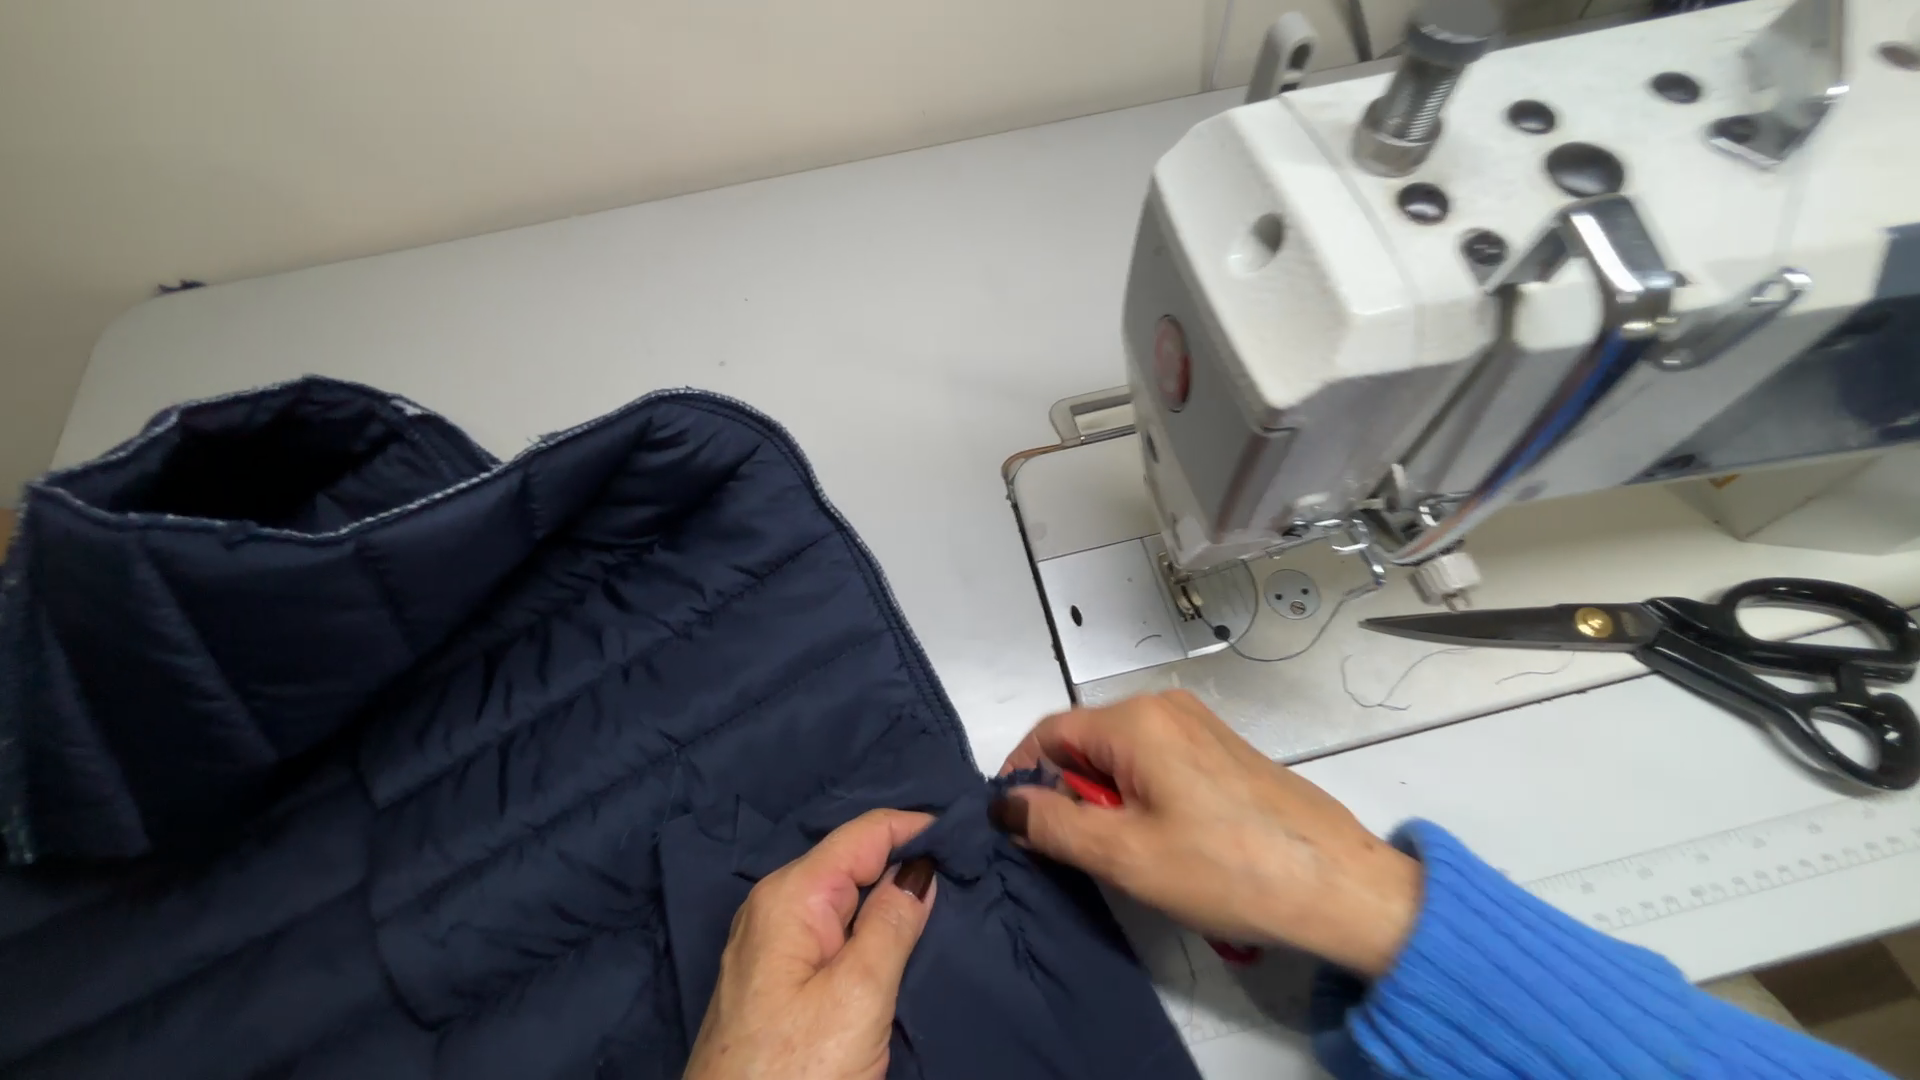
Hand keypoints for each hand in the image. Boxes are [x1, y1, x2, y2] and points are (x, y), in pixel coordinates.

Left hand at [683, 809, 938, 1079]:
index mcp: (791, 893)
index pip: (864, 833)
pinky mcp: (775, 974)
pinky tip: (894, 929)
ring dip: (887, 888)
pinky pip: (830, 923)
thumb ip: (892, 922)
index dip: (916, 826)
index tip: (966, 832)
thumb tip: (920, 866)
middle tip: (963, 865)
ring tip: (941, 891)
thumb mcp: (858, 994)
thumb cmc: (796, 1071)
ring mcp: (771, 940)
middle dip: (904, 855)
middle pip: (852, 857)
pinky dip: (866, 918)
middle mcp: (775, 903)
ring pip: (842, 891)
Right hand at [996, 690, 1419, 975]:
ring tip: (1128, 851)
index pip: (1050, 731)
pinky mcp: (1221, 747)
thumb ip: (1052, 825)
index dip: (1023, 774)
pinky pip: (1156, 759)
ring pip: (1121, 752)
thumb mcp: (1124, 855)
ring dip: (1106, 796)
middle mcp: (1164, 706)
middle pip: (1086, 739)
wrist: (1338, 885)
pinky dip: (1140, 793)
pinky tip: (1165, 839)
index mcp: (1135, 719)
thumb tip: (1004, 806)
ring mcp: (1198, 723)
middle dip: (1070, 790)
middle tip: (1080, 849)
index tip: (1016, 824)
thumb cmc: (1224, 868)